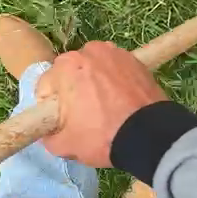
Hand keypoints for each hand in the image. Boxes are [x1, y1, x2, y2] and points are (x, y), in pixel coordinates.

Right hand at [37, 42, 167, 167]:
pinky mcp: (135, 60)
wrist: (150, 134)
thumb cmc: (101, 136)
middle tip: (86, 116)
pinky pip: (115, 70)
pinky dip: (115, 81)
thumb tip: (49, 131)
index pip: (46, 88)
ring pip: (93, 69)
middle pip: (70, 74)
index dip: (52, 108)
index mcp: (64, 67)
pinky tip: (122, 101)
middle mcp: (87, 51)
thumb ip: (48, 136)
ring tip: (106, 108)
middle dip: (73, 91)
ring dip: (94, 83)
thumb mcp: (64, 145)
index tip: (64, 122)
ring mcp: (114, 52)